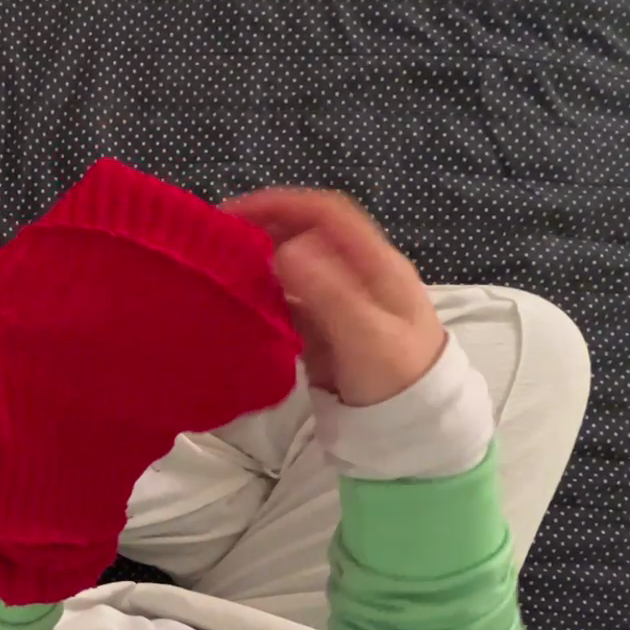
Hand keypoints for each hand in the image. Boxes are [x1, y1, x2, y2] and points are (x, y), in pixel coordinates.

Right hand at [224, 188, 444, 406]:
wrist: (414, 425)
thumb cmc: (397, 378)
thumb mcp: (366, 336)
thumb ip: (329, 293)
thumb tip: (284, 251)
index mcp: (375, 264)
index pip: (325, 214)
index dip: (280, 204)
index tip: (233, 214)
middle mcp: (357, 273)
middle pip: (306, 233)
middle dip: (262, 228)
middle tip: (215, 241)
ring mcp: (341, 300)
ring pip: (295, 266)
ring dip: (258, 261)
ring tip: (218, 269)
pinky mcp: (325, 327)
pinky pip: (290, 299)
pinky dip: (263, 294)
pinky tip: (238, 304)